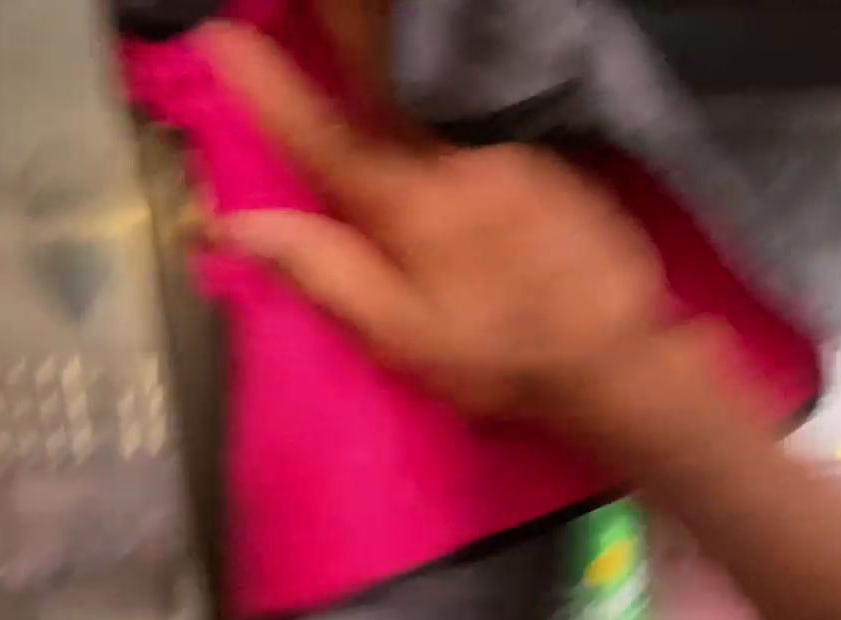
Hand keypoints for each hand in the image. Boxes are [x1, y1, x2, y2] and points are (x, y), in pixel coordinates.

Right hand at [198, 21, 692, 429]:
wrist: (617, 360)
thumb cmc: (500, 359)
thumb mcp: (400, 334)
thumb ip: (323, 273)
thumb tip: (239, 225)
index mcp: (407, 204)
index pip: (322, 135)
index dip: (269, 89)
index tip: (223, 39)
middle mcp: (457, 160)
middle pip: (385, 139)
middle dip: (363, 157)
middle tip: (381, 225)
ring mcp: (513, 160)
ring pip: (445, 161)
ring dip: (432, 195)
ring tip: (461, 268)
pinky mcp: (555, 174)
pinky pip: (494, 172)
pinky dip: (481, 201)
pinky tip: (502, 252)